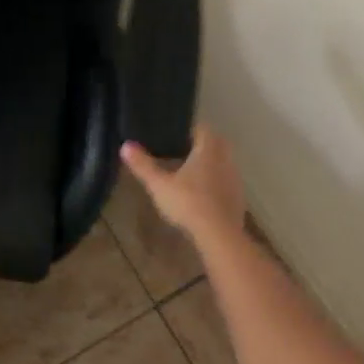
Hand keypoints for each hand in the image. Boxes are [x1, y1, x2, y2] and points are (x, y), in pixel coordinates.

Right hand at [121, 124, 245, 249]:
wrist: (219, 234)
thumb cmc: (188, 203)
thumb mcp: (159, 184)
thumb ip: (143, 165)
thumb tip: (125, 145)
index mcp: (208, 150)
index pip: (203, 129)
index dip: (190, 129)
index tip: (176, 132)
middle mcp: (225, 159)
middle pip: (216, 143)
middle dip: (202, 144)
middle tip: (183, 149)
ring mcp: (234, 179)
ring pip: (223, 162)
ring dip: (211, 163)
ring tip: (191, 171)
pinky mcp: (238, 198)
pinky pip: (226, 181)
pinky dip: (216, 181)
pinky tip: (203, 193)